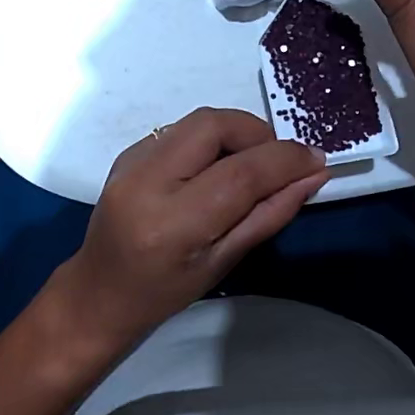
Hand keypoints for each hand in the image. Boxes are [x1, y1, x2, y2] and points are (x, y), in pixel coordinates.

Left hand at [43, 108, 326, 349]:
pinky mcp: (125, 154)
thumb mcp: (223, 263)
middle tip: (276, 161)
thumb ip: (268, 214)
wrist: (98, 291)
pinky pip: (178, 130)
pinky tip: (212, 168)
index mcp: (172, 223)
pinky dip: (207, 140)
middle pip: (213, 125)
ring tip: (249, 165)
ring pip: (196, 120)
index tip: (316, 159)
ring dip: (233, 133)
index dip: (285, 160)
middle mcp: (146, 181)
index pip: (240, 173)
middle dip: (256, 133)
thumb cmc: (163, 293)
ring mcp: (130, 162)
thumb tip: (312, 175)